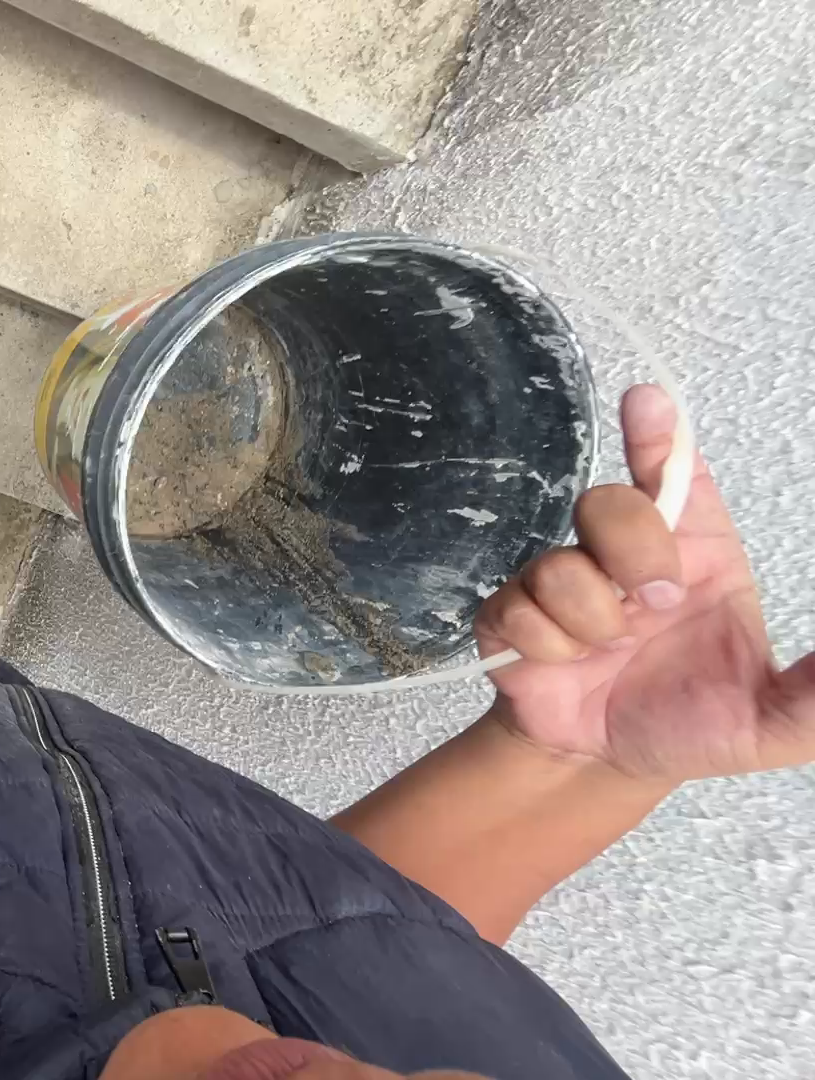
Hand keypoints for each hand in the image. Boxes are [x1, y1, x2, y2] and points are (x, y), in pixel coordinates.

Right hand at [474, 384, 814, 781]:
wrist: (601, 758)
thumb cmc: (692, 724)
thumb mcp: (785, 717)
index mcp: (695, 561)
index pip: (674, 482)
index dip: (660, 437)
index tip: (647, 396)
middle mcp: (621, 560)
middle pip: (606, 506)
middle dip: (632, 554)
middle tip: (653, 606)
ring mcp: (557, 583)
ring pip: (558, 565)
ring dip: (590, 619)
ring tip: (605, 651)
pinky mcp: (507, 612)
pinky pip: (517, 608)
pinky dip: (548, 643)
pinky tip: (563, 662)